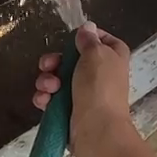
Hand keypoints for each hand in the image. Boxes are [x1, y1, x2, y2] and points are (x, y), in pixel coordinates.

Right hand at [33, 23, 135, 155]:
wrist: (96, 130)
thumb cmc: (99, 88)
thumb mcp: (95, 54)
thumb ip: (88, 39)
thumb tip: (87, 27)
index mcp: (112, 57)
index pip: (100, 39)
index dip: (84, 38)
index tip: (70, 40)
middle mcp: (99, 73)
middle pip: (70, 59)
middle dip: (55, 62)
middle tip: (48, 66)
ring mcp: (83, 93)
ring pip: (56, 79)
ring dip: (47, 81)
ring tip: (49, 89)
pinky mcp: (68, 110)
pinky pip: (51, 98)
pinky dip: (44, 98)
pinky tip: (44, 102)